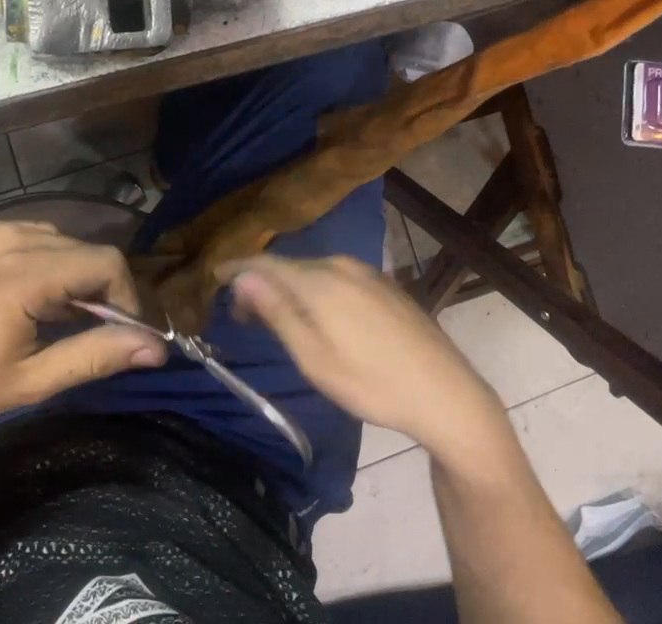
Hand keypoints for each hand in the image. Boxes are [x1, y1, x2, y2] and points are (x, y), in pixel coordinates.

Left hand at [0, 222, 167, 441]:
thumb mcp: (31, 381)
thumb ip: (95, 356)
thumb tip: (156, 347)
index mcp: (25, 274)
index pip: (106, 262)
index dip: (128, 297)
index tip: (124, 335)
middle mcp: (9, 239)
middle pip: (84, 249)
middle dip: (102, 288)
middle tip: (95, 332)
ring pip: (57, 240)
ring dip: (72, 273)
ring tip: (59, 318)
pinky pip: (27, 235)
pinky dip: (43, 260)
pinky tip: (27, 297)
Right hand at [224, 254, 512, 470]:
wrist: (449, 397)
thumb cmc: (372, 384)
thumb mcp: (313, 358)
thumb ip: (276, 313)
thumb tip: (243, 278)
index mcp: (320, 281)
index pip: (264, 263)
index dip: (235, 268)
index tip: (212, 278)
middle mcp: (342, 266)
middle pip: (289, 266)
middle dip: (260, 282)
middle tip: (241, 313)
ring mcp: (368, 274)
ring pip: (314, 272)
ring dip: (289, 288)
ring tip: (275, 316)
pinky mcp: (387, 287)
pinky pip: (337, 279)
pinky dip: (316, 291)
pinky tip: (317, 316)